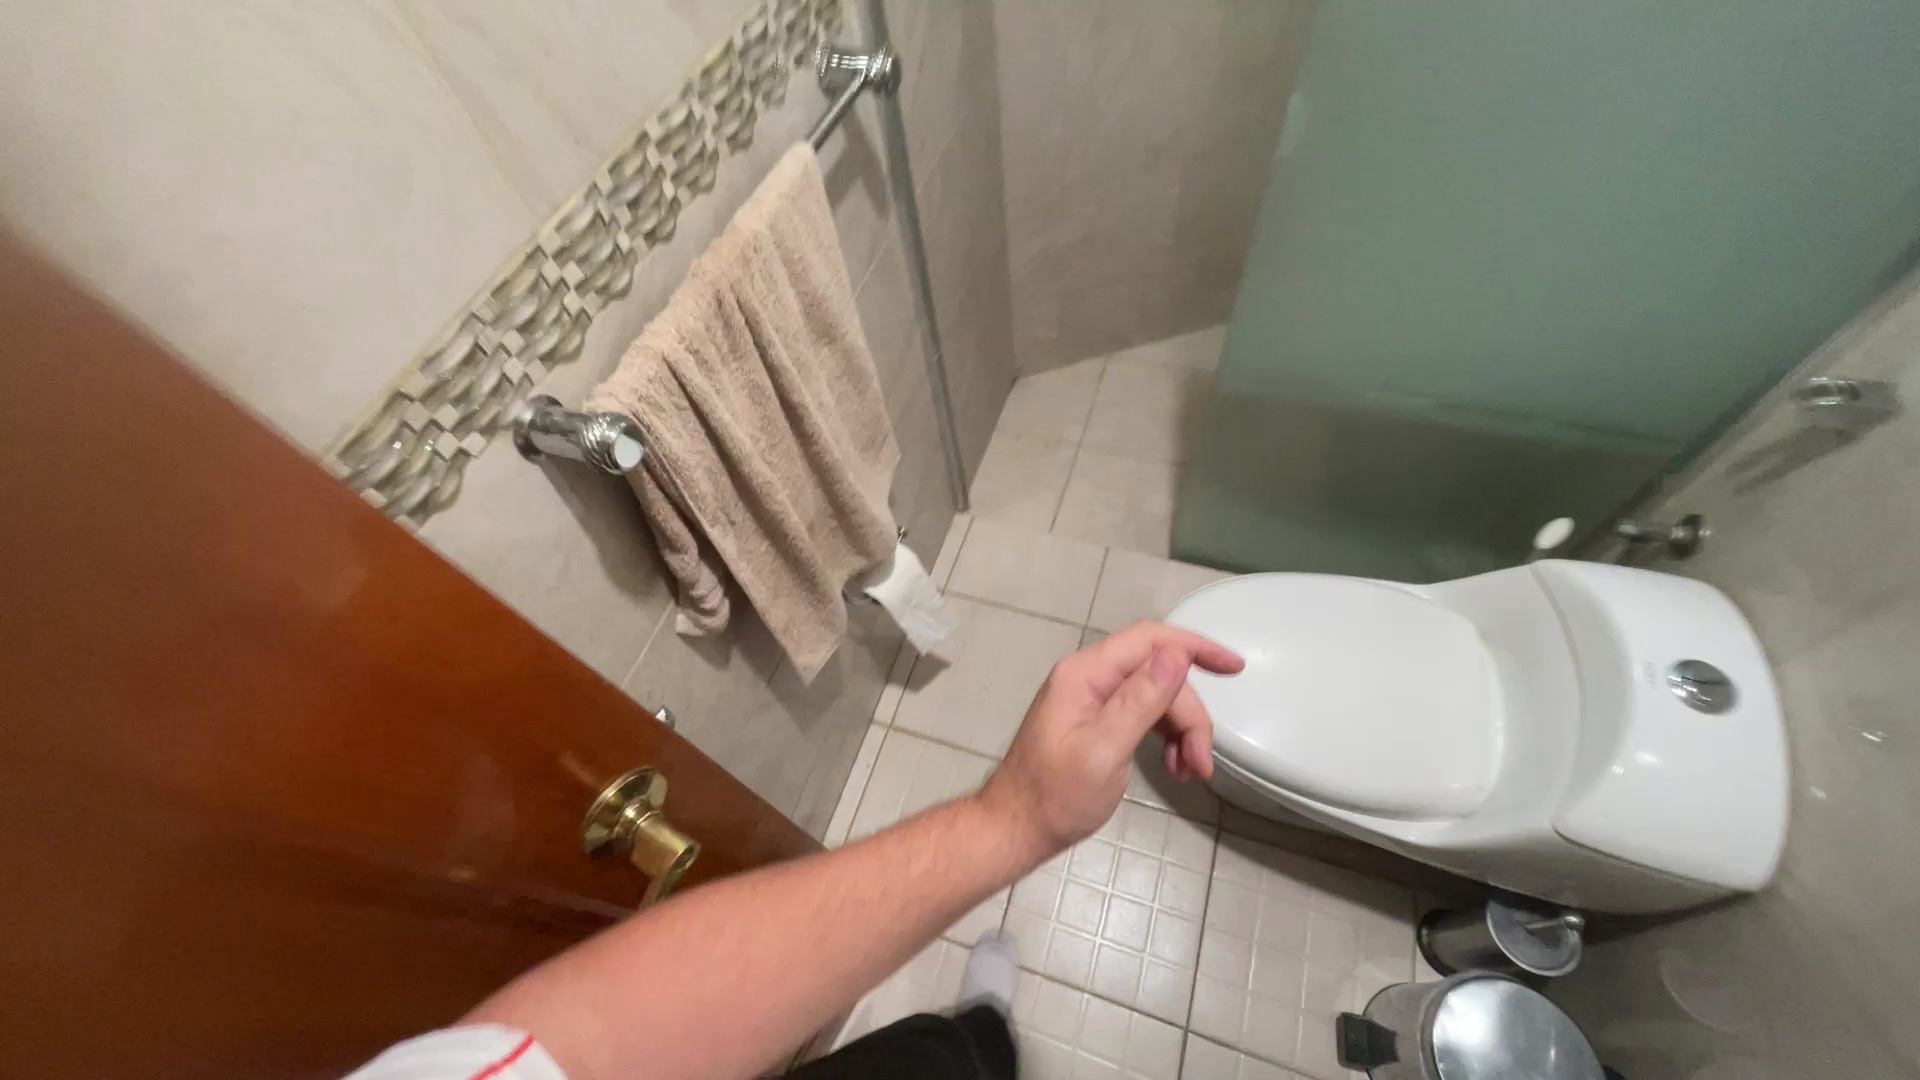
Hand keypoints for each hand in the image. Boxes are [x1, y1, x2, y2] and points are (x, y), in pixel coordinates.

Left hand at [976, 620, 1243, 865]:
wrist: (1016, 827)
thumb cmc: (1056, 795)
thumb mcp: (1104, 750)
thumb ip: (1140, 700)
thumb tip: (1176, 654)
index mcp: (1085, 673)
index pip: (1149, 639)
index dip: (1194, 646)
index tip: (1234, 667)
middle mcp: (1088, 676)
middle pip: (1157, 674)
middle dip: (1188, 714)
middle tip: (1202, 762)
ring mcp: (1091, 698)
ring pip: (1154, 696)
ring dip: (1180, 730)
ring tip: (1191, 772)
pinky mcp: (1095, 720)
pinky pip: (1142, 715)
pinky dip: (1164, 738)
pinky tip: (1175, 768)